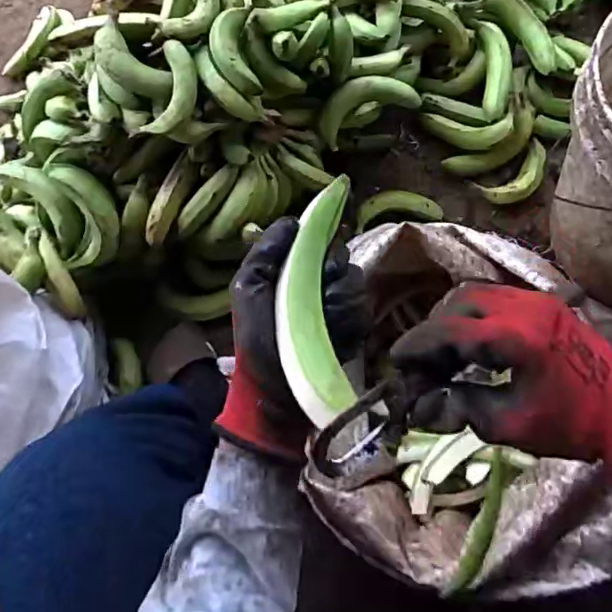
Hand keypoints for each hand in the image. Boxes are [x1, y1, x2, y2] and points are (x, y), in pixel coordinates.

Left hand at [213, 217, 367, 463]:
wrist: (276, 392)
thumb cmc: (256, 337)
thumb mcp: (249, 288)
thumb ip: (266, 252)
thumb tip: (292, 220)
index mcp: (292, 268)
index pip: (318, 237)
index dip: (319, 241)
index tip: (314, 254)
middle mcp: (319, 280)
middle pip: (340, 255)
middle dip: (328, 272)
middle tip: (312, 295)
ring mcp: (341, 303)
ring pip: (354, 280)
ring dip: (337, 299)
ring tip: (319, 320)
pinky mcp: (357, 327)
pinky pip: (363, 308)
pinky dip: (348, 319)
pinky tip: (333, 334)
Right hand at [390, 282, 611, 532]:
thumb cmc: (574, 427)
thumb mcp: (512, 425)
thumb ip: (461, 407)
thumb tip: (419, 406)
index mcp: (515, 337)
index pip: (449, 330)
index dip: (417, 344)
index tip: (396, 360)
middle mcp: (523, 307)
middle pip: (457, 302)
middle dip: (432, 330)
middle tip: (421, 363)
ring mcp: (536, 300)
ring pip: (475, 293)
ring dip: (451, 317)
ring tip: (444, 351)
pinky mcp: (546, 303)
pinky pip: (496, 296)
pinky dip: (473, 312)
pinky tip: (471, 340)